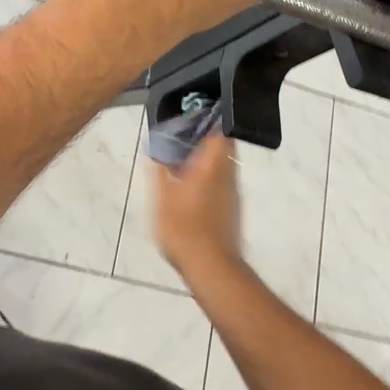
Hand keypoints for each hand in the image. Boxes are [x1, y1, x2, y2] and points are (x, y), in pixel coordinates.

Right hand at [154, 132, 242, 278]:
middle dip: (206, 143)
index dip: (208, 123)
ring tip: (183, 167)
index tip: (190, 122)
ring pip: (224, 168)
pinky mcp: (234, 212)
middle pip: (223, 149)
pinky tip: (192, 192)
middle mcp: (227, 175)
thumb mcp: (161, 197)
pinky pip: (223, 185)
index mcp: (211, 166)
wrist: (211, 267)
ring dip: (208, 163)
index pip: (219, 133)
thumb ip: (159, 170)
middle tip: (183, 144)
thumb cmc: (183, 228)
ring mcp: (234, 195)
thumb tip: (156, 149)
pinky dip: (211, 181)